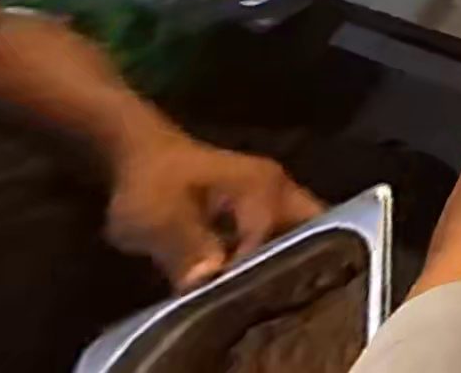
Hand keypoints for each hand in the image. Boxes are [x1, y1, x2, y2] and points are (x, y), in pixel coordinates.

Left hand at [105, 134, 322, 289]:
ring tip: (272, 288)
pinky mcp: (264, 206)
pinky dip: (280, 251)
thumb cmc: (154, 185)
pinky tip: (259, 276)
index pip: (269, 231)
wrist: (146, 160)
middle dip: (306, 252)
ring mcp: (275, 193)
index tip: (230, 300)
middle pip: (313, 219)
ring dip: (294, 253)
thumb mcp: (158, 217)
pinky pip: (286, 229)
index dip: (251, 267)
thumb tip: (204, 280)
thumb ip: (185, 246)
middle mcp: (280, 186)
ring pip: (303, 224)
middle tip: (283, 289)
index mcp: (261, 185)